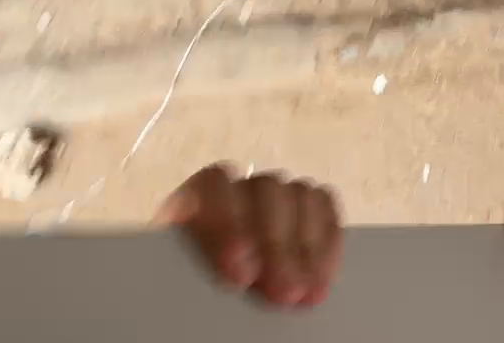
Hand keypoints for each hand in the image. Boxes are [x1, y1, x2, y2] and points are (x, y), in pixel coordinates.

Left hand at [155, 164, 342, 305]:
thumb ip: (193, 286)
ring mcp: (272, 196)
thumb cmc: (178, 306)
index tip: (240, 275)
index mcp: (188, 204)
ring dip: (305, 244)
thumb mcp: (175, 295)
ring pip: (298, 194)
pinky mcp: (302, 209)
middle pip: (264, 190)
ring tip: (306, 290)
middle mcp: (233, 192)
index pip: (212, 184)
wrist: (191, 318)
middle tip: (285, 291)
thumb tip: (219, 290)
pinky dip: (327, 238)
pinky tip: (323, 274)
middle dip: (277, 244)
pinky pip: (323, 204)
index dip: (230, 221)